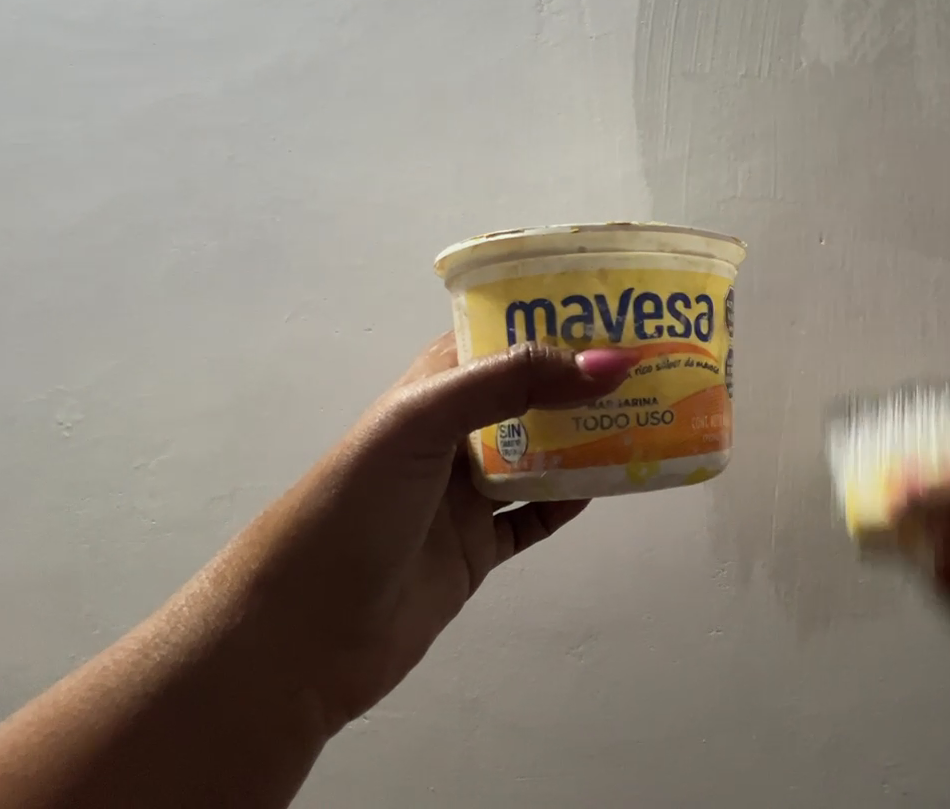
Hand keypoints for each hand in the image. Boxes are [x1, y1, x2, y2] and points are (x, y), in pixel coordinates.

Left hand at [204, 334, 634, 729]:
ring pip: (543, 453)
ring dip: (589, 438)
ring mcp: (467, 492)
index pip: (502, 335)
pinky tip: (613, 484)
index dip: (555, 318)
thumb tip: (610, 361)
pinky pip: (539, 514)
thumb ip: (513, 382)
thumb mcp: (424, 420)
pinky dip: (575, 499)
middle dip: (584, 379)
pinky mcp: (479, 546)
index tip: (618, 310)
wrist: (299, 639)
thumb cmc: (353, 507)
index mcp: (433, 388)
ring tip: (648, 417)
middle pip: (531, 394)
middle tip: (650, 364)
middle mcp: (454, 432)